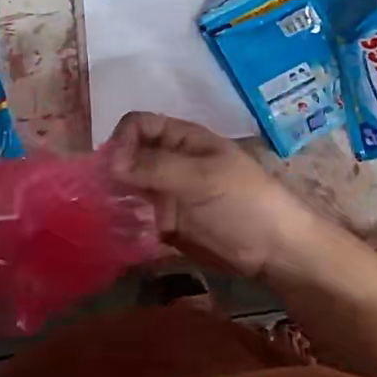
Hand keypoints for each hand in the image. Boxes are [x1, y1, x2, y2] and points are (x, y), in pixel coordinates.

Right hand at [107, 111, 326, 282]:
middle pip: (128, 157)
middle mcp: (169, 162)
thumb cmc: (244, 202)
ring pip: (128, 189)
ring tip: (105, 220)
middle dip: (112, 174)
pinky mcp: (166, 226)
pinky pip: (136, 218)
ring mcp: (167, 194)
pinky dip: (124, 225)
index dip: (122, 141)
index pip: (138, 125)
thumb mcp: (202, 178)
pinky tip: (117, 237)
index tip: (113, 169)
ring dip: (115, 201)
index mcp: (181, 139)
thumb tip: (109, 161)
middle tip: (100, 200)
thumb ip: (156, 167)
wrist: (276, 251)